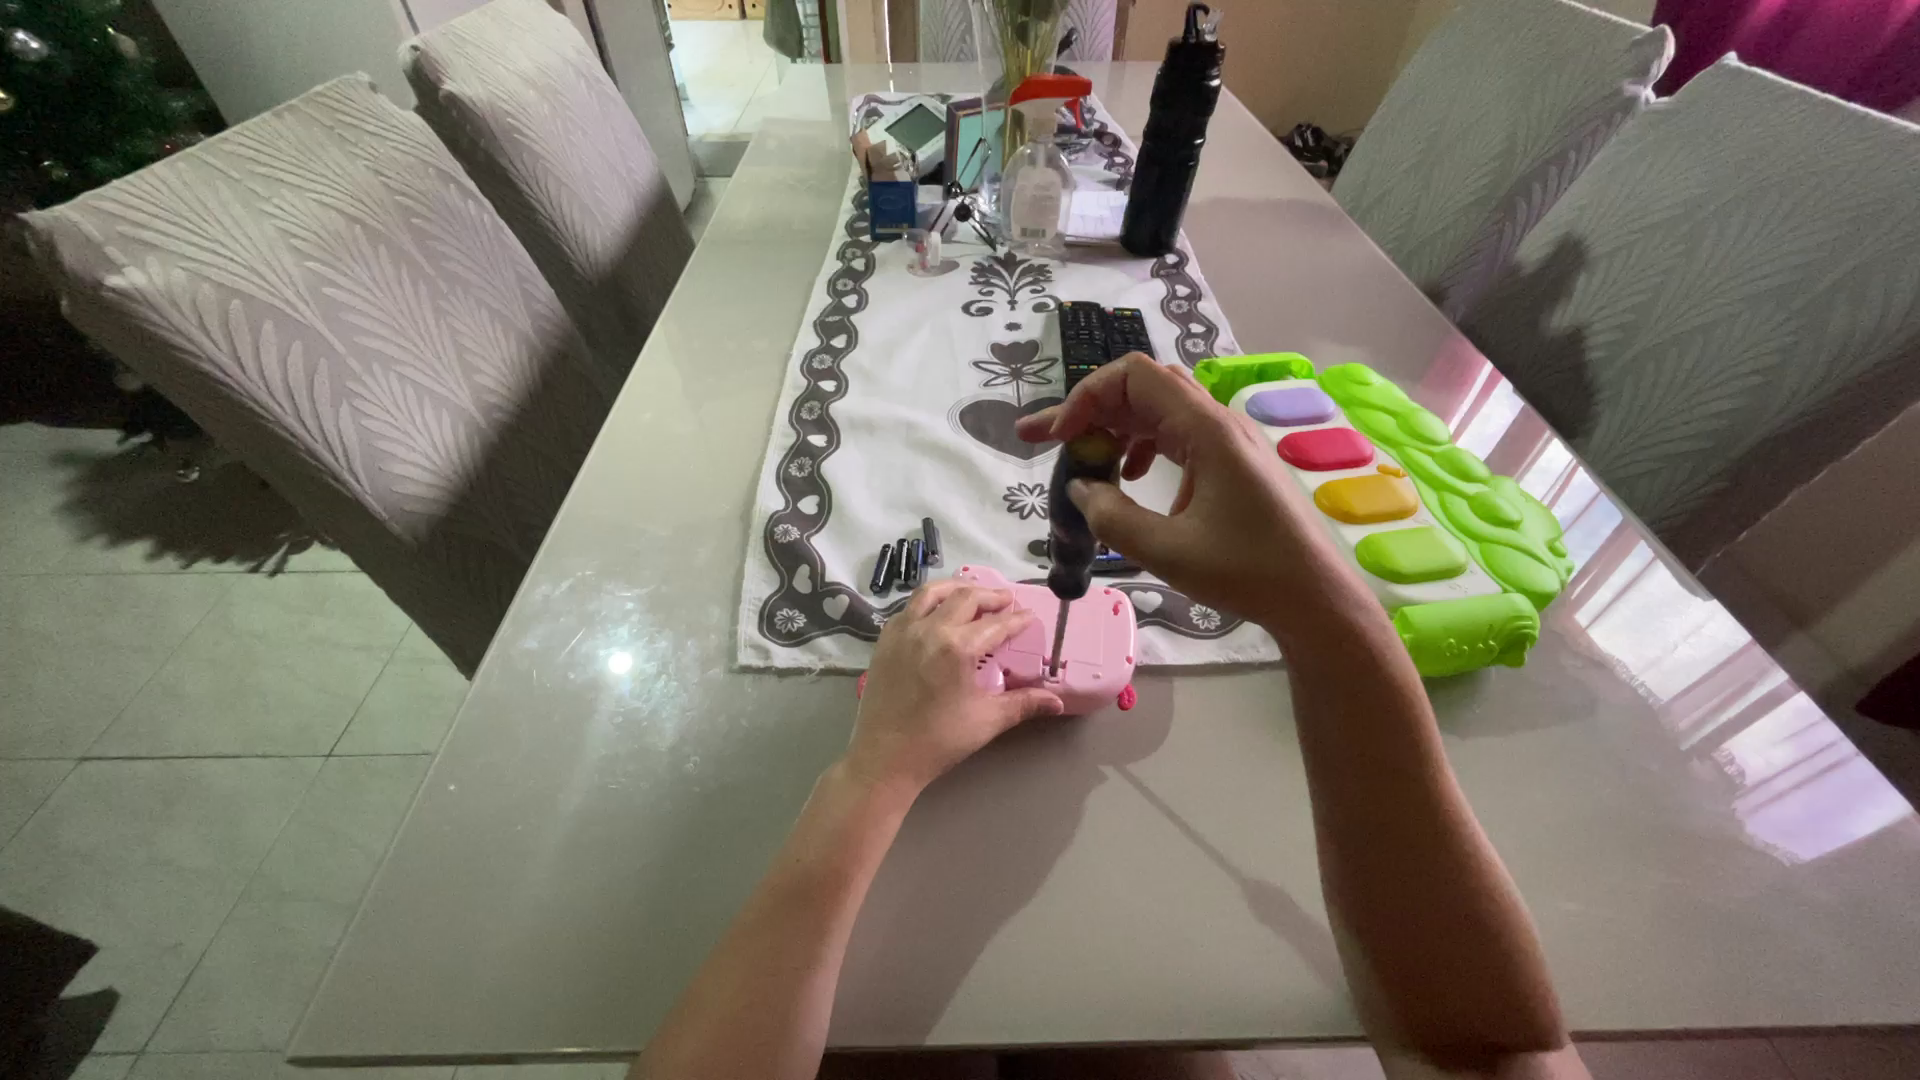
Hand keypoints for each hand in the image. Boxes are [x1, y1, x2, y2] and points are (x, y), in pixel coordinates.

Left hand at [845, 581, 1063, 798]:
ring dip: (956, 588)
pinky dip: (928, 602)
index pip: (995, 624)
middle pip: (965, 598)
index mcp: (957, 648)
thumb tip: (1056, 702)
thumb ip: (1023, 704)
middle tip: (1006, 600)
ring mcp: (903, 631)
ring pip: (931, 593)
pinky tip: (937, 612)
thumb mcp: (987, 720)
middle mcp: (929, 630)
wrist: (885, 757)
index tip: (1029, 616)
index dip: (1016, 619)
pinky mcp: (885, 639)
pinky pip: (908, 608)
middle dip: (990, 596)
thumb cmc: (938, 741)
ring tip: (973, 594)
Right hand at [1014, 354, 1370, 638]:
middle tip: (1042, 440)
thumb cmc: (1247, 572)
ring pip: (1157, 410)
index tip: (1058, 440)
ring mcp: (1226, 440)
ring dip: (1112, 427)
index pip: (1134, 377)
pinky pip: (1175, 434)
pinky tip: (1128, 477)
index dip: (1086, 398)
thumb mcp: (1166, 551)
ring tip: (1081, 459)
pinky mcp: (1230, 462)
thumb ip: (1111, 517)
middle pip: (1141, 388)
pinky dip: (1139, 445)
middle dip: (1088, 409)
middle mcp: (1217, 422)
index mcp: (1206, 430)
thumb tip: (1080, 489)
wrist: (1314, 596)